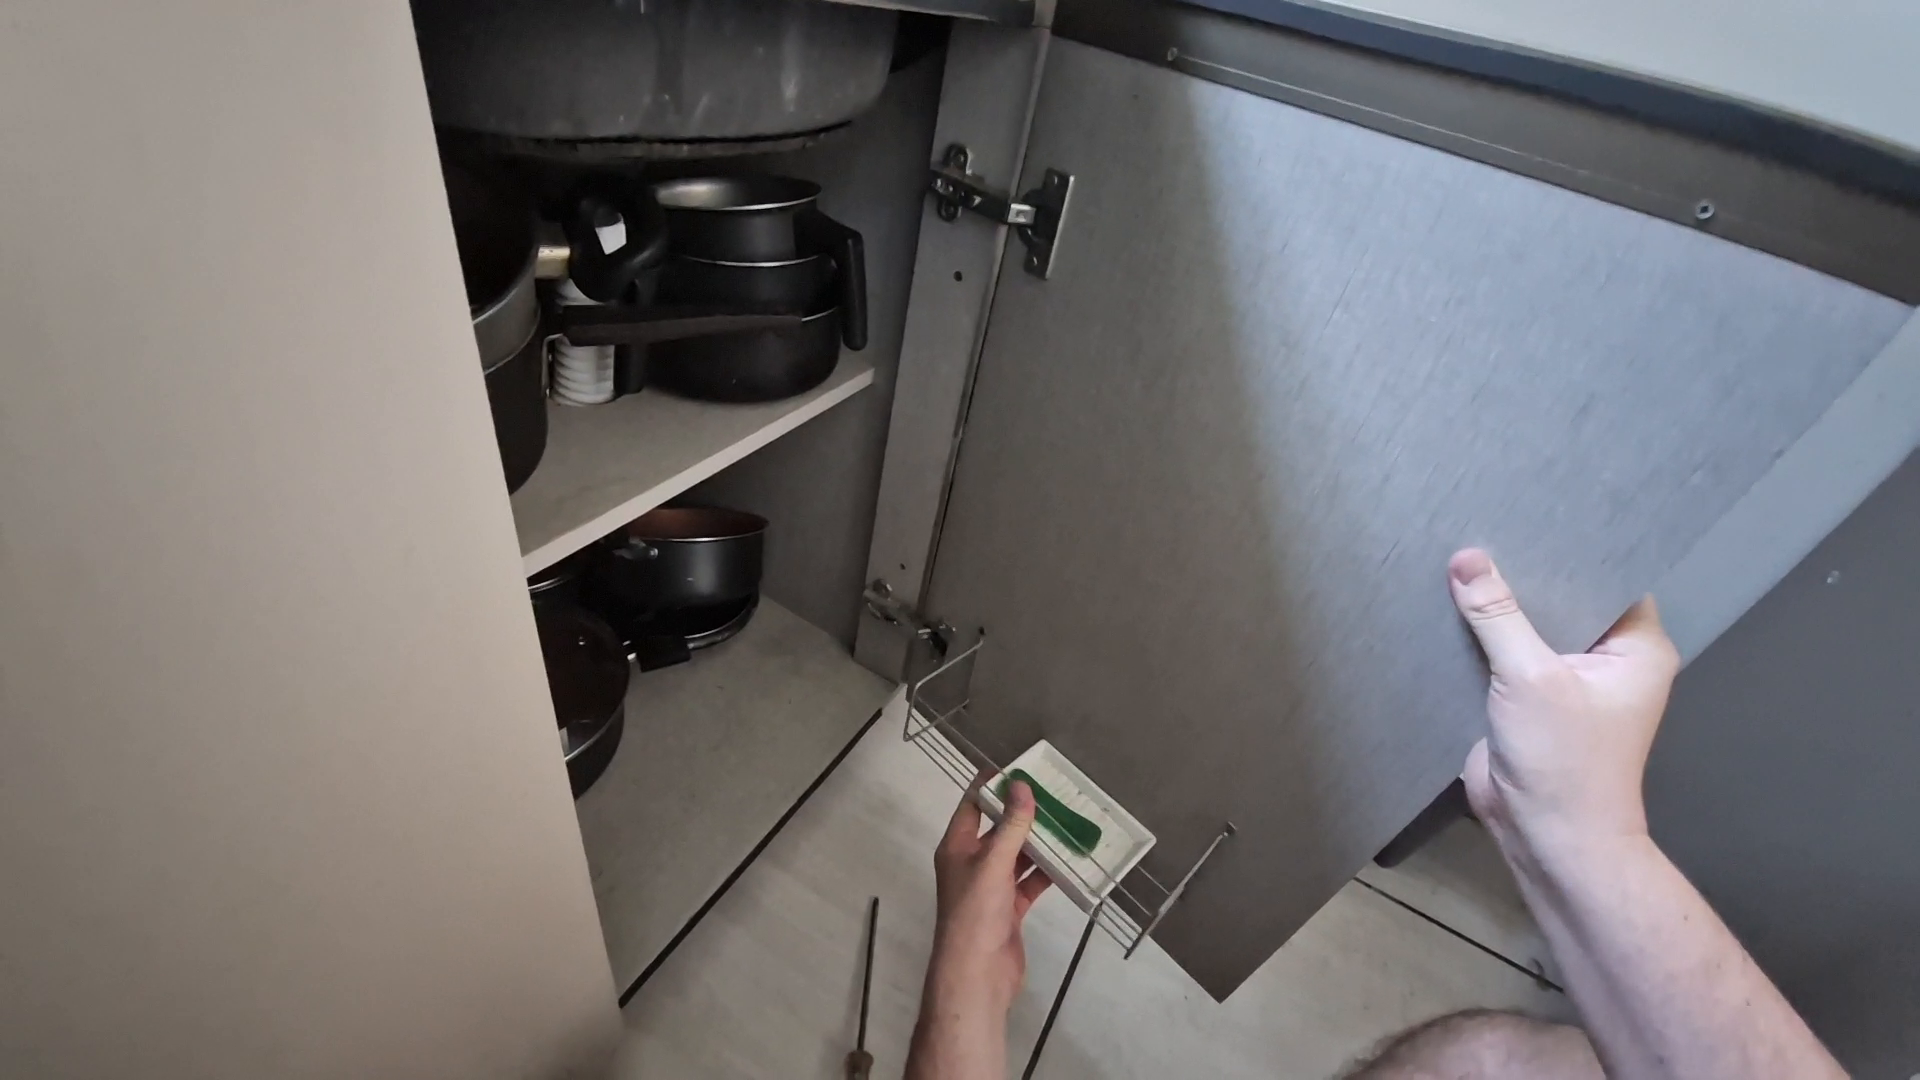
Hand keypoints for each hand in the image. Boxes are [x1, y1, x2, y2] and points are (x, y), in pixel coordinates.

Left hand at [925, 777, 1051, 1014]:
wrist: (976, 976)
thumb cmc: (975, 912)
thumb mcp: (993, 863)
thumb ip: (1010, 825)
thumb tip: (1022, 785)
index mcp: (957, 846)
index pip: (973, 804)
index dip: (992, 785)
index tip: (1018, 767)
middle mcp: (972, 861)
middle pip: (998, 828)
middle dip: (1022, 812)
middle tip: (1052, 791)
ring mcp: (991, 886)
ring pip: (1017, 854)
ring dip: (1038, 841)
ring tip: (1066, 820)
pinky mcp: (1010, 907)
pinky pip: (1030, 881)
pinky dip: (1046, 872)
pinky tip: (1069, 859)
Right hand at [1447, 548, 1680, 852]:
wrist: (1544, 830)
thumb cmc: (1564, 755)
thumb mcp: (1531, 676)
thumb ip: (1497, 616)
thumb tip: (1466, 557)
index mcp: (1634, 649)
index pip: (1605, 580)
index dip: (1568, 550)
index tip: (1524, 517)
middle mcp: (1601, 659)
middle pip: (1558, 600)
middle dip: (1519, 575)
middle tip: (1476, 532)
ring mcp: (1560, 679)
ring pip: (1524, 627)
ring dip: (1492, 607)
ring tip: (1452, 562)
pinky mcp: (1521, 697)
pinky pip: (1499, 653)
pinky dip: (1475, 636)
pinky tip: (1443, 610)